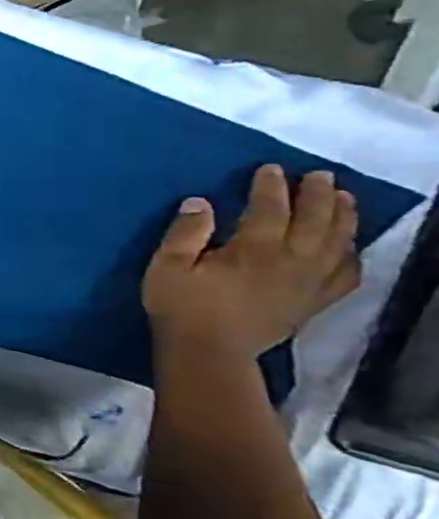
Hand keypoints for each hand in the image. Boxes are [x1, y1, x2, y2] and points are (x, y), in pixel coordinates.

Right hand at [144, 164, 360, 358]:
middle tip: (319, 175)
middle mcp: (293, 262)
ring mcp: (310, 283)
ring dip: (344, 217)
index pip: (269, 210)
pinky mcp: (315, 300)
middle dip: (318, 196)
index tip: (270, 168)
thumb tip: (200, 203)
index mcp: (255, 251)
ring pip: (340, 243)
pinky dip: (353, 254)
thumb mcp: (166, 266)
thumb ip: (185, 234)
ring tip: (344, 198)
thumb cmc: (180, 305)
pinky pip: (348, 273)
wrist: (208, 350)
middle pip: (315, 222)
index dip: (271, 187)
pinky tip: (349, 244)